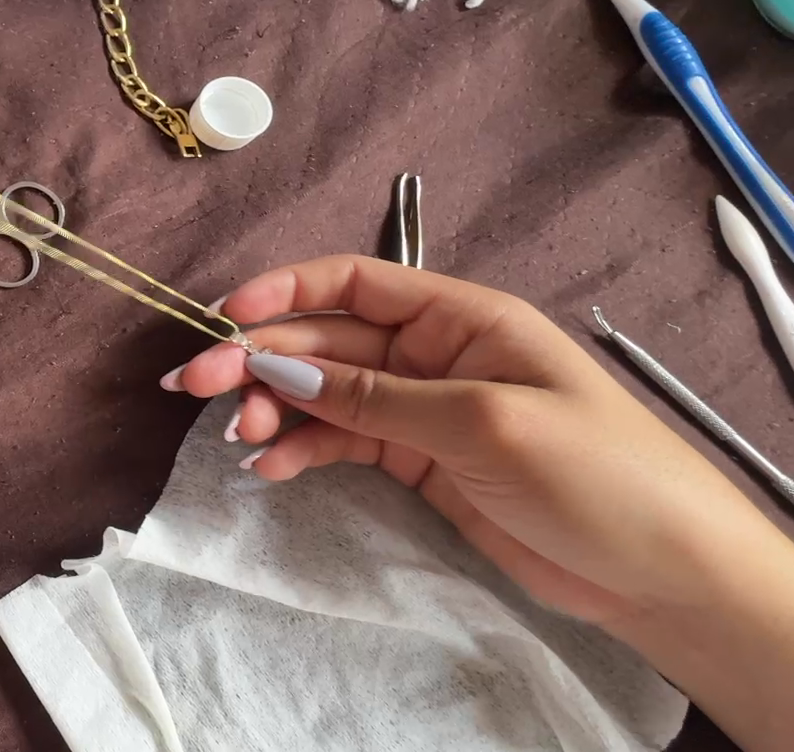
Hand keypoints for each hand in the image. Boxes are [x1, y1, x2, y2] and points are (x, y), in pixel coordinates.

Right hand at [163, 256, 792, 629]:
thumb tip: (273, 366)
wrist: (674, 586)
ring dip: (269, 406)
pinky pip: (332, 438)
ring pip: (315, 391)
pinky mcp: (404, 455)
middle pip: (318, 341)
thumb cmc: (599, 477)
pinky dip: (297, 448)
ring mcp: (411, 406)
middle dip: (256, 359)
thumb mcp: (481, 422)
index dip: (283, 290)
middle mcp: (424, 352)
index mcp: (456, 318)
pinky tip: (270, 465)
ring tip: (240, 434)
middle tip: (194, 383)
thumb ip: (370, 393)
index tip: (225, 315)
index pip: (351, 282)